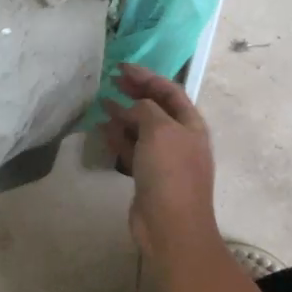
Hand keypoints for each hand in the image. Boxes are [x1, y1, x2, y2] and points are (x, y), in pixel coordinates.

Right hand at [100, 63, 223, 264]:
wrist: (170, 224)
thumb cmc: (170, 173)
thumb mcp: (159, 130)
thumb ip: (145, 109)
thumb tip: (132, 107)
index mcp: (190, 124)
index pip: (169, 91)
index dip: (147, 76)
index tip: (121, 67)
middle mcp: (179, 138)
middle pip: (155, 108)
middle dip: (134, 92)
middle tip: (110, 80)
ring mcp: (163, 158)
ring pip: (140, 128)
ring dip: (122, 114)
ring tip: (101, 103)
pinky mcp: (147, 175)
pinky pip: (131, 149)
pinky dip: (117, 137)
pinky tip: (102, 129)